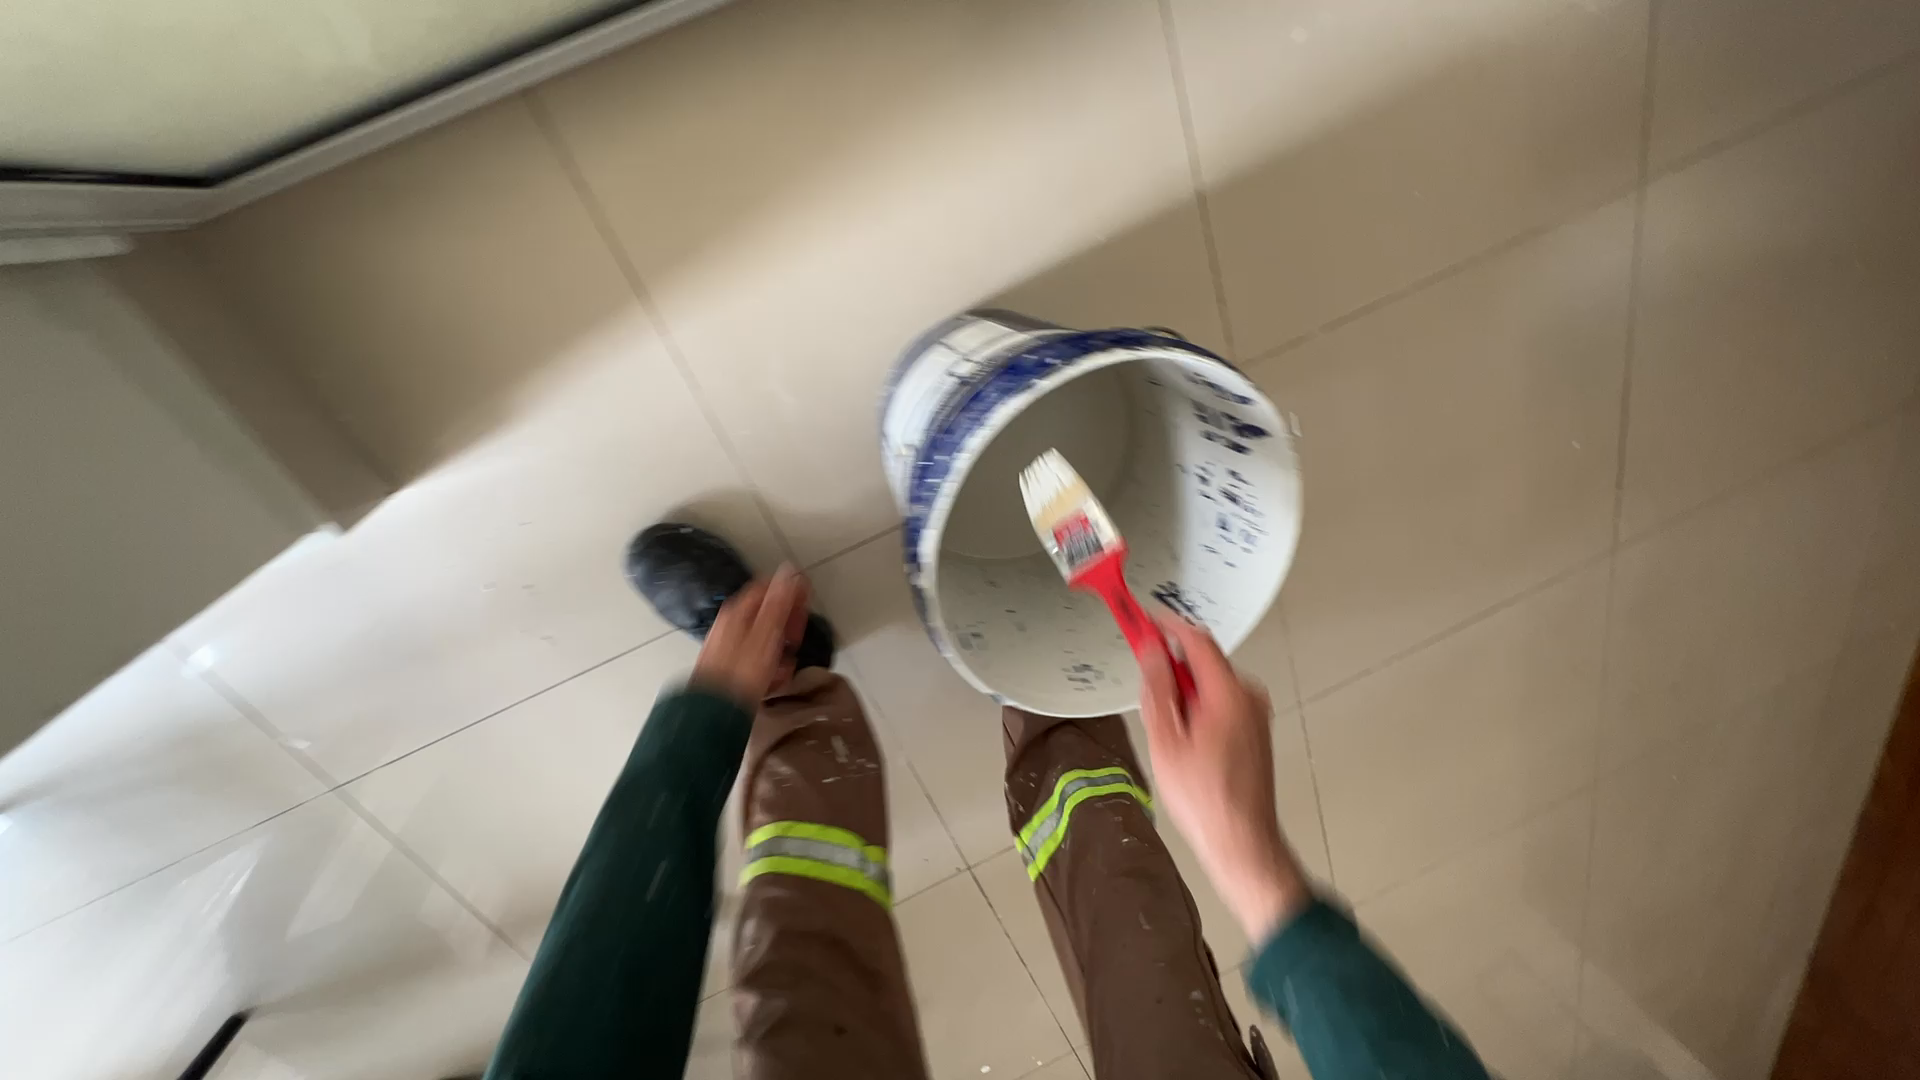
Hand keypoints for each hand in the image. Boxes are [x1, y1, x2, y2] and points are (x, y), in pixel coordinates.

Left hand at [691, 564, 810, 706]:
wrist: (714, 711)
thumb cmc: (742, 671)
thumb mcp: (767, 633)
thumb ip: (779, 602)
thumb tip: (789, 570)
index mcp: (739, 611)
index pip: (770, 587)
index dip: (792, 592)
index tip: (806, 604)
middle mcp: (731, 623)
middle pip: (768, 612)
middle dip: (787, 624)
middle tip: (796, 639)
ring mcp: (729, 644)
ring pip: (765, 636)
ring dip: (780, 648)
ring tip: (785, 665)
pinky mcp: (730, 665)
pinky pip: (757, 657)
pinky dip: (769, 664)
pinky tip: (773, 679)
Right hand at [1139, 614, 1312, 945]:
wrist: (1240, 839)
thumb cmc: (1203, 796)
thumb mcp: (1166, 737)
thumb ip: (1159, 686)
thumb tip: (1151, 649)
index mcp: (1229, 693)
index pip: (1196, 639)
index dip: (1165, 625)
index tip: (1142, 619)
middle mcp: (1249, 696)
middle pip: (1202, 663)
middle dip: (1172, 672)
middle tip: (1150, 701)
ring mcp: (1255, 713)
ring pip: (1208, 685)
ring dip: (1184, 695)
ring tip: (1169, 737)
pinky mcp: (1254, 728)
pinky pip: (1220, 702)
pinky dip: (1198, 709)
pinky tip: (1186, 744)